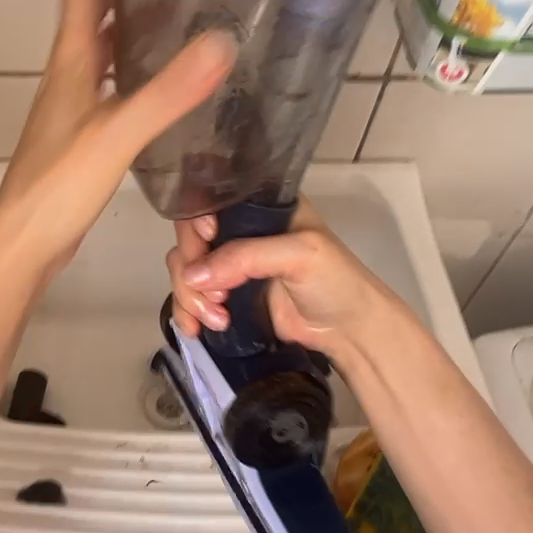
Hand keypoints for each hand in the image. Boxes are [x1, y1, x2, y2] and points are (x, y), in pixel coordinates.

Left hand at [0, 0, 235, 279]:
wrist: (25, 243)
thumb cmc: (59, 187)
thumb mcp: (117, 136)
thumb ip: (166, 93)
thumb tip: (221, 43)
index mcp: (71, 63)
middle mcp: (68, 76)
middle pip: (90, 9)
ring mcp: (72, 108)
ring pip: (99, 48)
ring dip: (126, 19)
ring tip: (170, 2)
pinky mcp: (81, 136)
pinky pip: (109, 85)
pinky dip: (131, 68)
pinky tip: (157, 80)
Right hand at [165, 200, 399, 363]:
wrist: (348, 331)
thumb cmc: (336, 282)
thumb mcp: (300, 255)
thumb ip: (247, 257)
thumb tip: (193, 275)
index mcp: (258, 206)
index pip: (209, 201)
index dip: (198, 220)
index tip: (209, 242)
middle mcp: (238, 230)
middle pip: (188, 238)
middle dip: (191, 270)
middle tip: (215, 296)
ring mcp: (228, 265)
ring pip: (184, 270)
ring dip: (190, 297)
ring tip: (217, 319)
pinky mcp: (224, 295)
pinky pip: (189, 296)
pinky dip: (186, 312)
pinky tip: (196, 329)